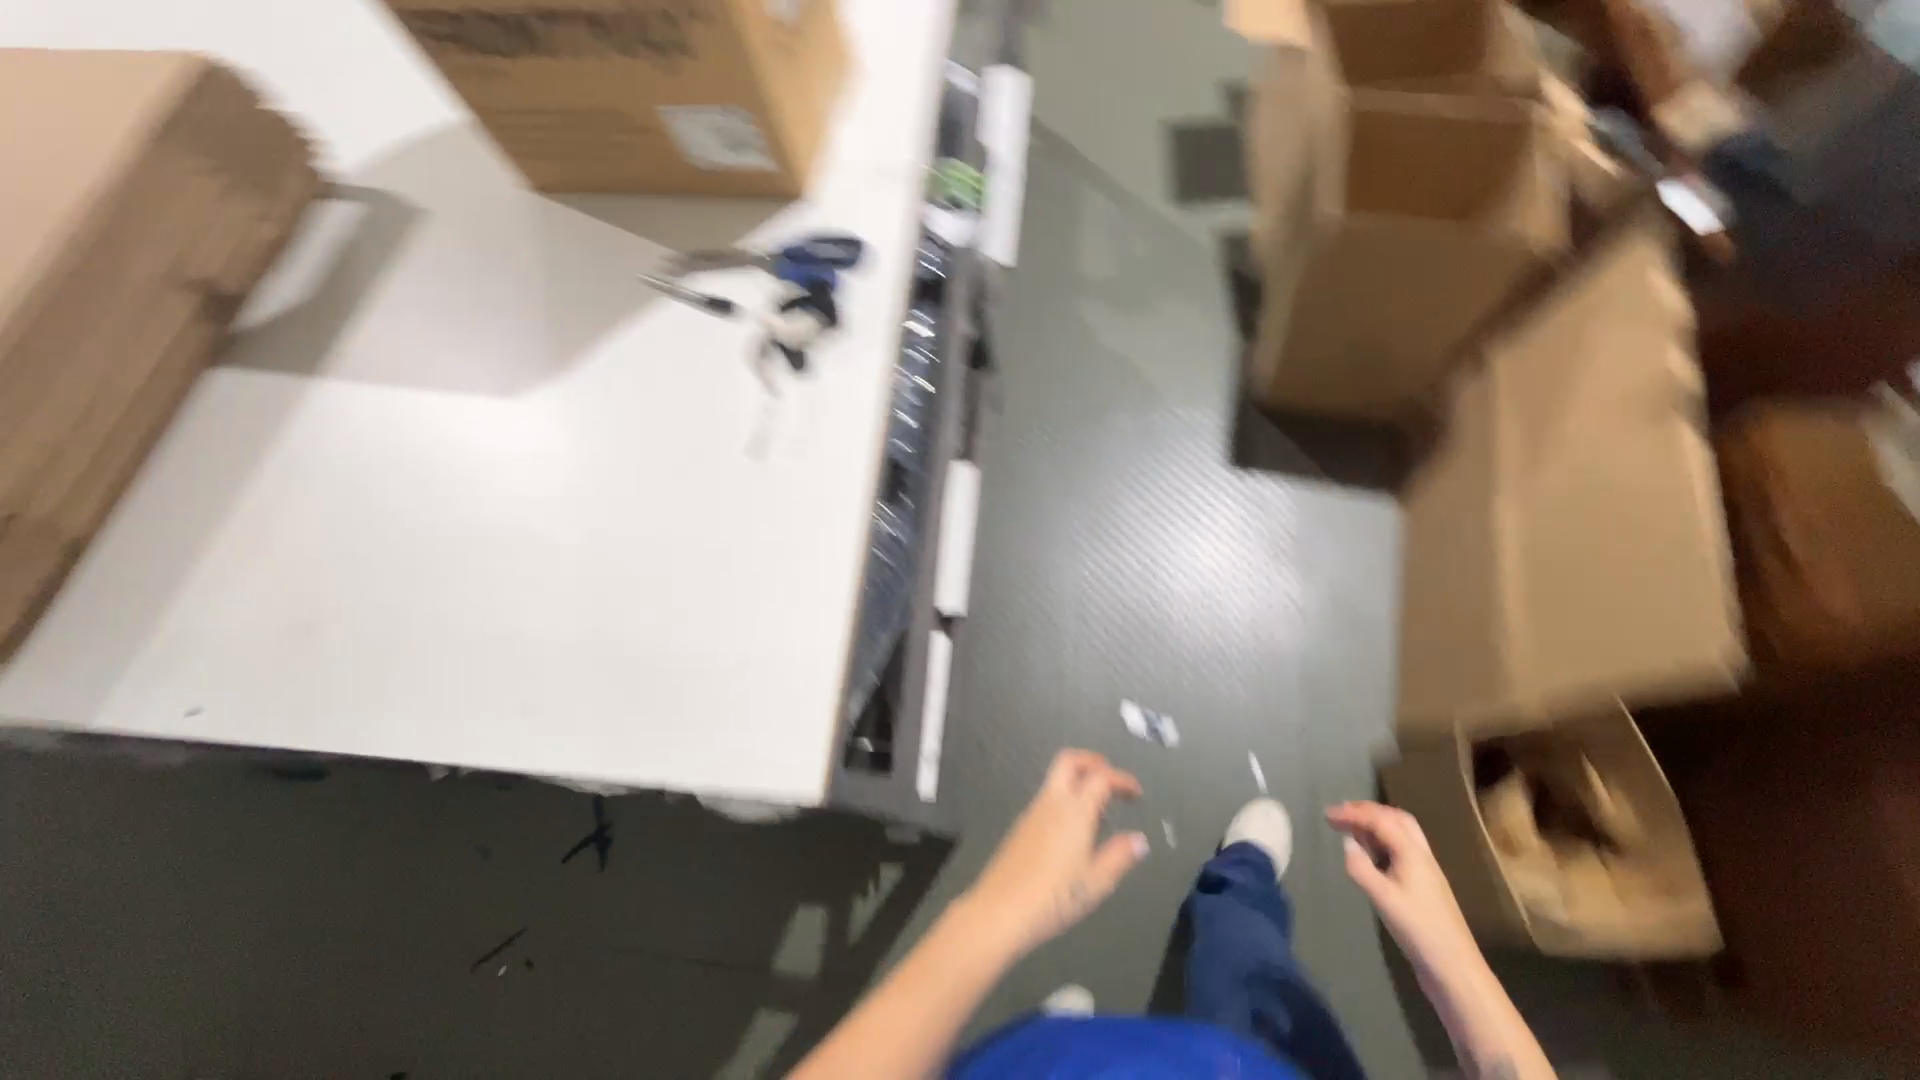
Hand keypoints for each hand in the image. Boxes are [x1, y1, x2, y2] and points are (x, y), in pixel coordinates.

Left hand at [960, 750, 1149, 958]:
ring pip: (1055, 780)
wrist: (999, 911)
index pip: (1101, 777)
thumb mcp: (1096, 883)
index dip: (1122, 779)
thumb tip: (1138, 840)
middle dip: (1092, 762)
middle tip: (1112, 778)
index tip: (1137, 794)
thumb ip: (1120, 856)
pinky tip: (1073, 832)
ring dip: (1078, 783)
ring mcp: (1031, 813)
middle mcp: (1051, 803)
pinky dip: (1065, 800)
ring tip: (1099, 813)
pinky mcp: (1020, 828)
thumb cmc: (1054, 898)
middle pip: (1069, 761)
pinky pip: (1046, 800)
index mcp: (1074, 811)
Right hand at [1326, 801, 1481, 977]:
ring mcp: (1426, 869)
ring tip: (1351, 829)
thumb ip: (1360, 868)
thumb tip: (1346, 842)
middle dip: (1368, 811)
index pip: (1380, 820)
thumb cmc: (1418, 929)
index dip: (1353, 813)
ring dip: (1376, 823)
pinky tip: (1371, 855)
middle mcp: (1421, 855)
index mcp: (1412, 853)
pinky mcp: (1424, 884)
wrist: (1454, 966)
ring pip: (1402, 833)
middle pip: (1396, 819)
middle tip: (1341, 814)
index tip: (1327, 814)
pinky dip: (1383, 840)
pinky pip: (1402, 848)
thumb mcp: (1382, 898)